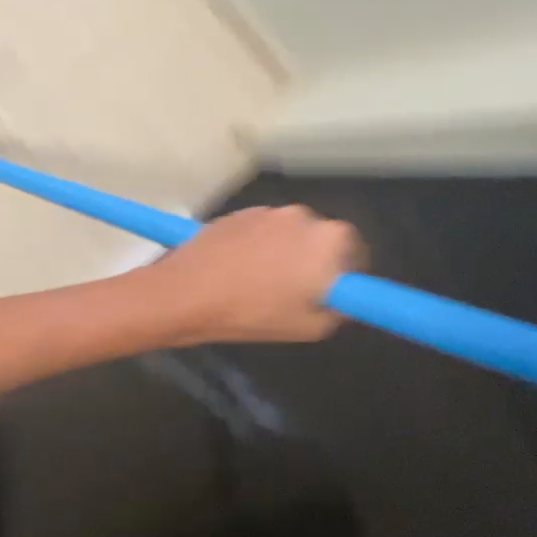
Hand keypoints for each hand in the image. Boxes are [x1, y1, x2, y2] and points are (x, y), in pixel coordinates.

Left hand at [149, 204, 362, 343]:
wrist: (181, 294)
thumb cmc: (250, 312)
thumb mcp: (310, 326)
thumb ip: (339, 309)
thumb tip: (336, 299)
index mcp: (332, 239)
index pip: (355, 255)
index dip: (343, 276)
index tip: (325, 293)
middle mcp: (303, 215)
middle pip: (318, 239)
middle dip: (309, 261)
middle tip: (288, 291)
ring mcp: (264, 210)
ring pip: (284, 234)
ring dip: (278, 251)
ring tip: (253, 281)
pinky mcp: (232, 214)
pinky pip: (254, 231)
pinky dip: (251, 245)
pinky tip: (232, 268)